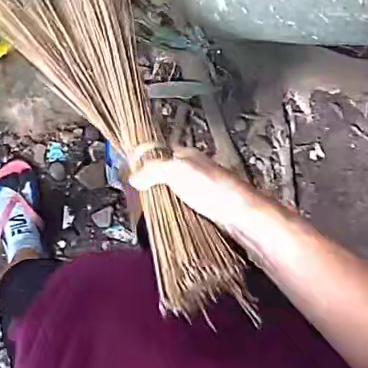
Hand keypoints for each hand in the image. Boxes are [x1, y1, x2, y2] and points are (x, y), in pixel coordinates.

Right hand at [127, 148, 286, 244]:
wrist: (243, 216)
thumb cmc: (216, 190)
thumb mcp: (177, 171)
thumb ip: (153, 169)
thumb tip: (133, 176)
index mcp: (184, 155)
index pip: (154, 151)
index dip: (138, 159)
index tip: (125, 171)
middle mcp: (191, 168)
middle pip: (159, 171)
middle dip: (145, 181)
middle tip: (133, 192)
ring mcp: (197, 188)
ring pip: (168, 189)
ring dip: (157, 197)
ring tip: (144, 206)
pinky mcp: (202, 206)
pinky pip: (177, 204)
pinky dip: (168, 208)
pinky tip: (165, 216)